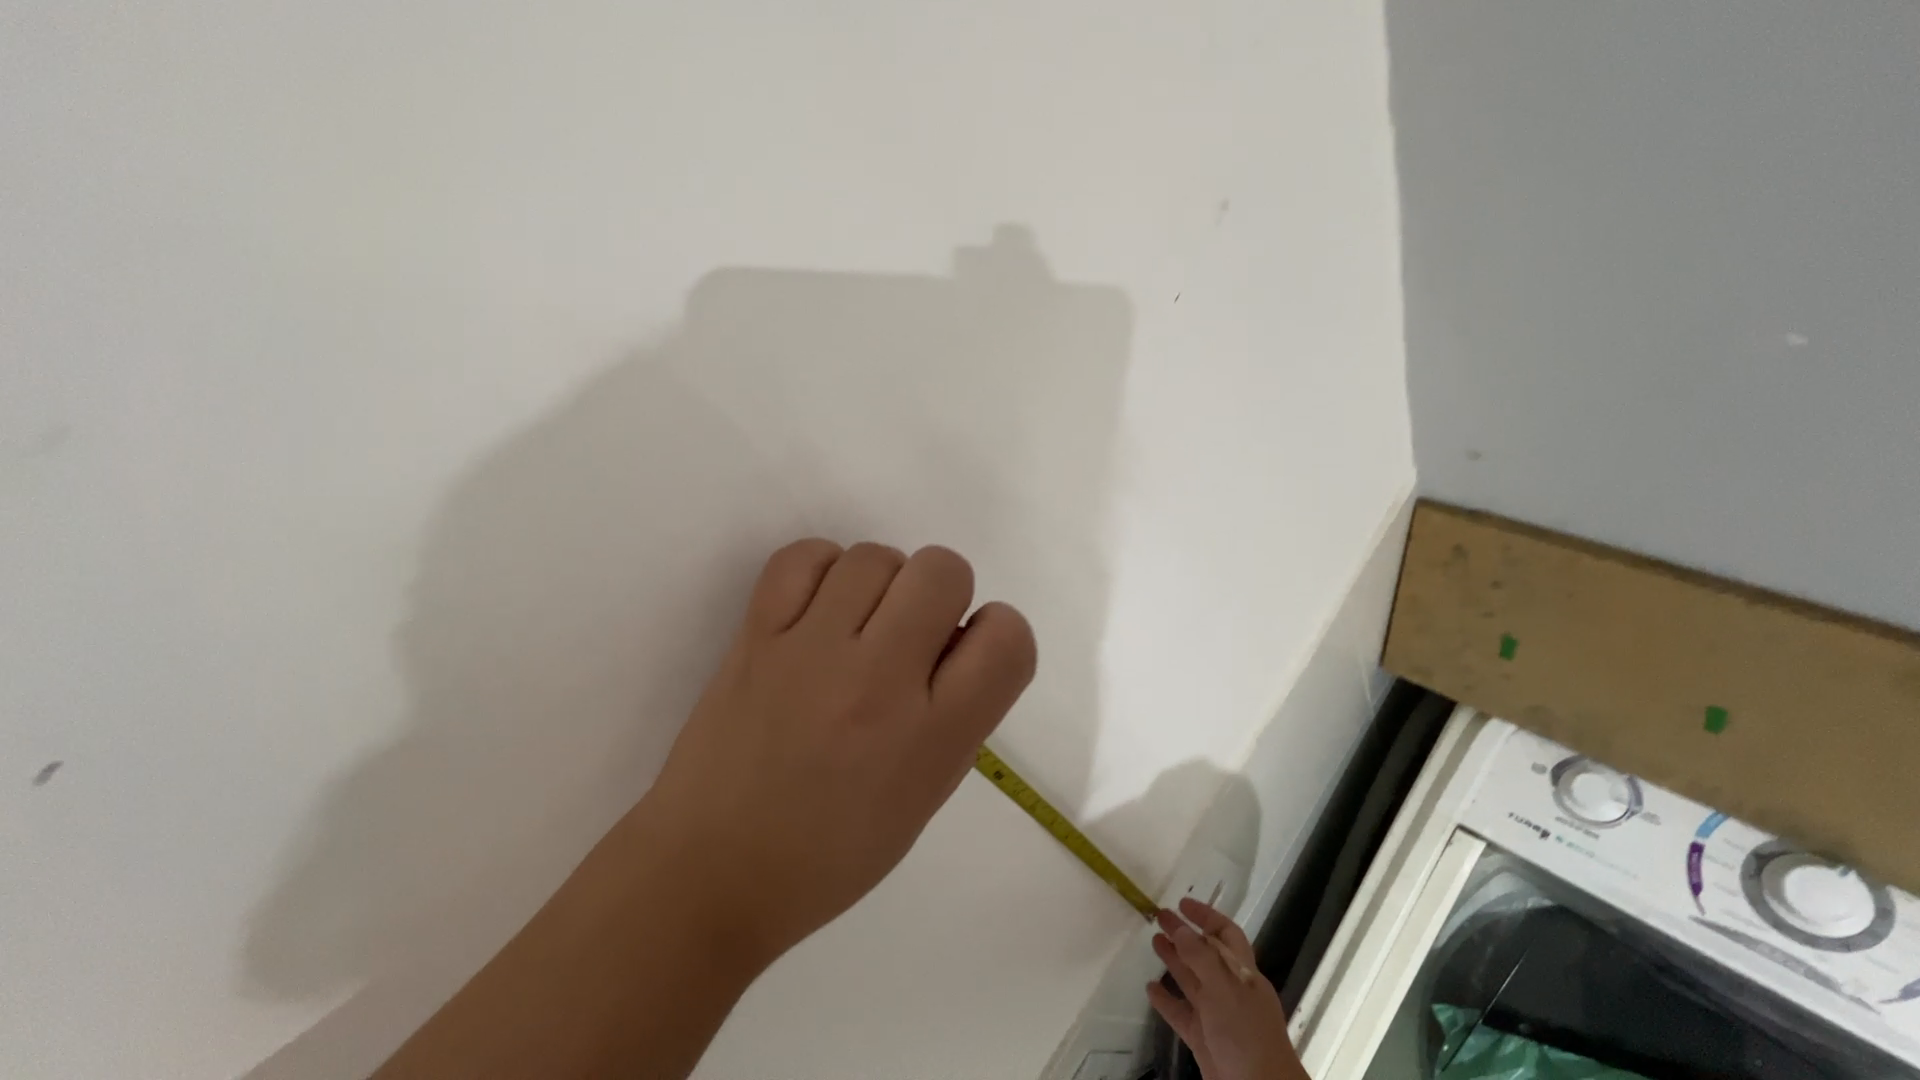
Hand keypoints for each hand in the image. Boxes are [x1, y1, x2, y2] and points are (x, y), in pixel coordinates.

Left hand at [633, 540, 1036, 964]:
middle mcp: (880, 682)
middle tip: (910, 636)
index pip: (1007, 637)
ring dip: (880, 583)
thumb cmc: (830, 855)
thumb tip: (952, 645)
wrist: (713, 870)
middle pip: (943, 571)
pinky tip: (815, 610)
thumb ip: (955, 716)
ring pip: (875, 556)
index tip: (964, 656)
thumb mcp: (923, 796)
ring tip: (856, 626)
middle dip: (941, 593)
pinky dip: (820, 570)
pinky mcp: (756, 637)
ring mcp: (812, 652)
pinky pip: (803, 558)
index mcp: (935, 737)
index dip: (995, 635)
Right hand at [1149, 898, 1306, 1079]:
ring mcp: (1217, 1015)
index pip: (1226, 934)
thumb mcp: (1225, 990)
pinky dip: (1166, 999)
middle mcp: (1231, 990)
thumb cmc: (1247, 1035)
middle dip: (1184, 934)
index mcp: (1244, 974)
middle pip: (1205, 954)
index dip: (1206, 916)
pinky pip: (1181, 1013)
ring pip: (1192, 980)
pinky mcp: (1203, 1038)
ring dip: (1174, 960)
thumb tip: (1180, 926)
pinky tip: (1150, 988)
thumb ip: (1201, 957)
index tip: (1181, 903)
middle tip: (1159, 917)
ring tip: (1153, 941)